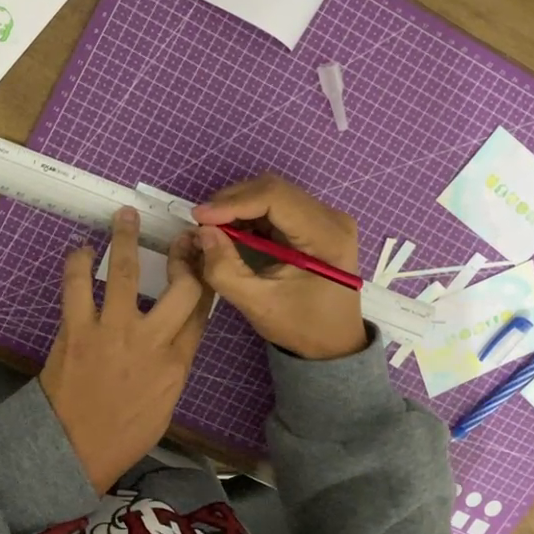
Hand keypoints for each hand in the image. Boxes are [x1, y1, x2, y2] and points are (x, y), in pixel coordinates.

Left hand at [41, 207, 214, 492]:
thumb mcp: (164, 403)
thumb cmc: (121, 434)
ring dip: (125, 238)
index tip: (202, 260)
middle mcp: (151, 342)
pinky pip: (78, 285)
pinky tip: (80, 249)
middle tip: (176, 236)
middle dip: (182, 256)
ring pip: (126, 273)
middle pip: (181, 287)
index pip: (202, 313)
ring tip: (125, 215)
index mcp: (177, 364)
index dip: (205, 280)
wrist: (73, 451)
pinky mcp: (77, 330)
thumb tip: (174, 334)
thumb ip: (173, 364)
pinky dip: (77, 262)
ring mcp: (113, 332)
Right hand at [191, 174, 368, 360]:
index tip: (200, 217)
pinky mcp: (314, 222)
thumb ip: (225, 269)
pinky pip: (276, 206)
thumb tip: (203, 232)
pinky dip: (249, 214)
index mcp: (327, 237)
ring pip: (272, 193)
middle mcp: (331, 218)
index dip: (234, 203)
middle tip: (202, 222)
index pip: (276, 198)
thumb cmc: (301, 327)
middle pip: (274, 189)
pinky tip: (231, 231)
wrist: (334, 343)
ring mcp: (324, 218)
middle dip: (232, 201)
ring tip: (213, 227)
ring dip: (239, 206)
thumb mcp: (257, 304)